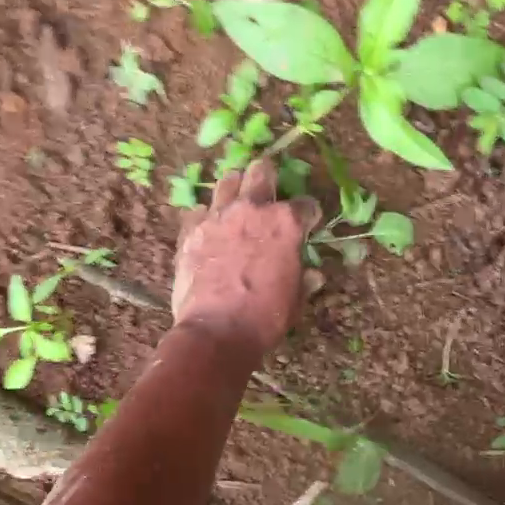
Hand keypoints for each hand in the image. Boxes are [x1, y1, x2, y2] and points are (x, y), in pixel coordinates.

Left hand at [170, 158, 319, 353]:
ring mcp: (218, 216)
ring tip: (235, 206)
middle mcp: (252, 209)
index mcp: (285, 224)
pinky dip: (205, 219)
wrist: (216, 331)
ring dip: (234, 190)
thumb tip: (313, 275)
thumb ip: (302, 281)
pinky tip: (208, 232)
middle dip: (267, 180)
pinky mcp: (191, 231)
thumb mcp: (293, 303)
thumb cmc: (263, 320)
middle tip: (267, 197)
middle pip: (261, 172)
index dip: (308, 215)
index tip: (307, 224)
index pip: (305, 205)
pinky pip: (198, 212)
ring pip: (227, 181)